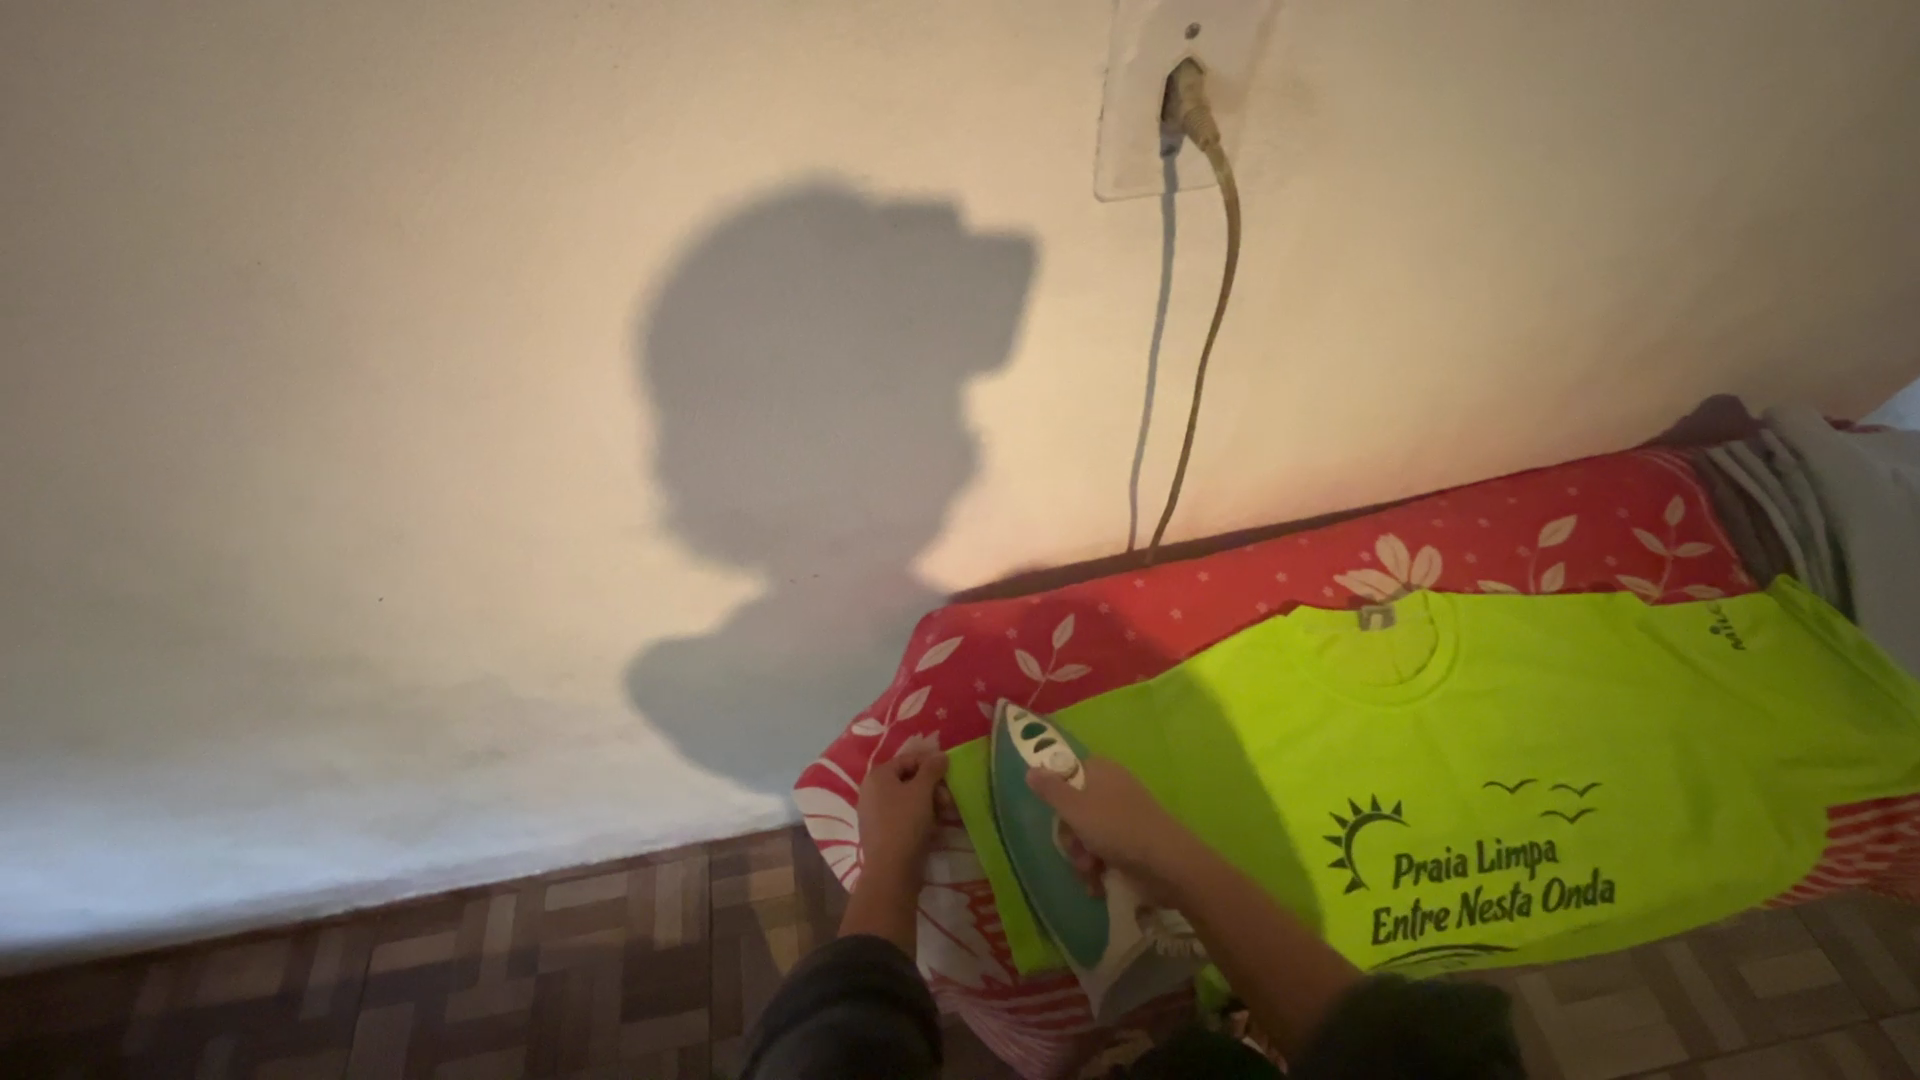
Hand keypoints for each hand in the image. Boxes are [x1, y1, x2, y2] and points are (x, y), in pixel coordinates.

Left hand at [856, 741, 948, 884]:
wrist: (891, 870)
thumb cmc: (905, 823)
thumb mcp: (922, 791)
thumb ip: (932, 769)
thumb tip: (940, 754)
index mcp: (878, 776)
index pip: (909, 759)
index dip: (931, 764)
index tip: (949, 775)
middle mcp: (871, 791)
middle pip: (908, 780)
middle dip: (932, 787)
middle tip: (948, 799)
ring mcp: (874, 813)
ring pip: (907, 800)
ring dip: (928, 803)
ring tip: (944, 814)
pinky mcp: (881, 832)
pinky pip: (902, 817)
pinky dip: (919, 818)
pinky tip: (933, 828)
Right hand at [1026, 758, 1201, 905]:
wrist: (1168, 864)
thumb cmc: (1117, 829)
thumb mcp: (1076, 808)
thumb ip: (1051, 789)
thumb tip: (1030, 768)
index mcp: (1100, 771)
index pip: (1068, 773)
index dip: (1058, 795)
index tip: (1056, 815)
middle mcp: (1112, 789)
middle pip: (1074, 808)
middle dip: (1071, 836)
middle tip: (1075, 851)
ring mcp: (1123, 817)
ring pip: (1087, 834)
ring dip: (1082, 857)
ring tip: (1090, 872)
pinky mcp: (1131, 842)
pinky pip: (1103, 850)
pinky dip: (1098, 867)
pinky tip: (1098, 883)